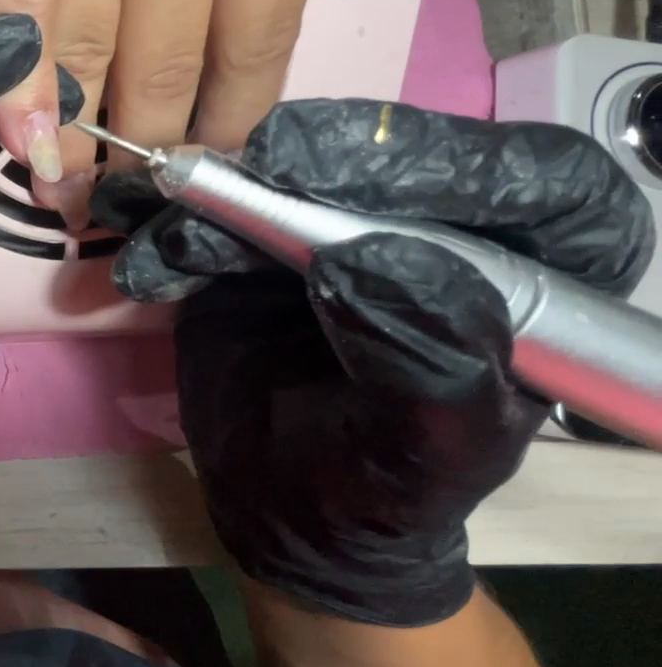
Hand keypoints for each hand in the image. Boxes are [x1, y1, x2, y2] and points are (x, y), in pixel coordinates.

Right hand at [0, 0, 391, 222]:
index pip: (254, 38)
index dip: (227, 119)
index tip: (205, 168)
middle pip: (162, 67)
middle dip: (145, 151)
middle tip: (125, 201)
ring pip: (81, 57)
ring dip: (75, 141)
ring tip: (64, 194)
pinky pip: (3, 11)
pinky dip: (7, 84)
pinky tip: (10, 141)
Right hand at [95, 101, 656, 625]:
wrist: (278, 507)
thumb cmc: (375, 494)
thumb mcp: (419, 453)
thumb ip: (427, 366)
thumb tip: (371, 257)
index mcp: (529, 284)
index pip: (531, 184)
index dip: (439, 164)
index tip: (329, 181)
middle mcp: (436, 237)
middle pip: (389, 160)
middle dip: (298, 165)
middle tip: (218, 179)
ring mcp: (336, 236)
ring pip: (283, 177)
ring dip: (206, 201)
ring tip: (156, 253)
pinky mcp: (257, 247)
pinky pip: (212, 211)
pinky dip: (162, 221)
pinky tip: (134, 250)